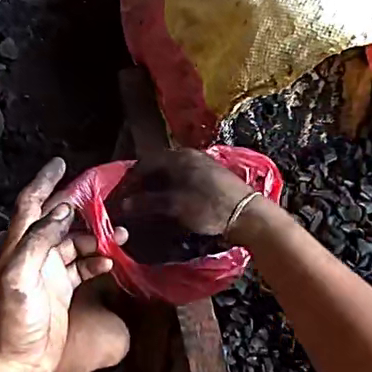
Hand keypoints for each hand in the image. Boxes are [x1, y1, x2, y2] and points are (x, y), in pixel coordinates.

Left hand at [0, 159, 114, 371]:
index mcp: (18, 248)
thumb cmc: (13, 324)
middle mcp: (32, 255)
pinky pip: (82, 267)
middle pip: (57, 220)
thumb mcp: (20, 278)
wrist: (20, 362)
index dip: (44, 182)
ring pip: (74, 243)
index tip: (60, 165)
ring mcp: (48, 273)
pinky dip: (96, 261)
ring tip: (119, 235)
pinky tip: (109, 262)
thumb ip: (39, 242)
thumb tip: (61, 213)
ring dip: (96, 237)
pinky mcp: (61, 290)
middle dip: (78, 206)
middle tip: (102, 196)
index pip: (30, 205)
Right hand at [111, 149, 256, 236]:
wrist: (248, 215)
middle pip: (159, 167)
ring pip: (173, 174)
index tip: (122, 196)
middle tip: (134, 203)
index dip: (131, 180)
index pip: (145, 163)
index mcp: (179, 157)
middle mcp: (190, 155)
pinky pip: (185, 180)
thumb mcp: (175, 206)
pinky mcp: (214, 177)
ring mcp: (204, 165)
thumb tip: (123, 204)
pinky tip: (172, 205)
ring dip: (159, 188)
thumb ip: (148, 203)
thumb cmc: (209, 208)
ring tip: (151, 206)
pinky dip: (174, 190)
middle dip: (144, 184)